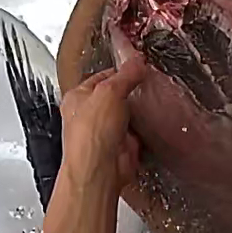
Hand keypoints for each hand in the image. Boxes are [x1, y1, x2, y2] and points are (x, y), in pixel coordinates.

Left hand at [59, 56, 144, 199]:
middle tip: (148, 81)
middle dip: (132, 91)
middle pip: (115, 96)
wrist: (100, 171)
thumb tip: (137, 61)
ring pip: (128, 115)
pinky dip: (146, 129)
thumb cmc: (91, 134)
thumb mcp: (109, 92)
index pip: (101, 77)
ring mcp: (106, 133)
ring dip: (140, 111)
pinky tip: (153, 121)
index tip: (138, 65)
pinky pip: (138, 133)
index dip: (120, 70)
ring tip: (154, 99)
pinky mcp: (122, 148)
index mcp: (78, 98)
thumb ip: (126, 75)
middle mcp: (90, 116)